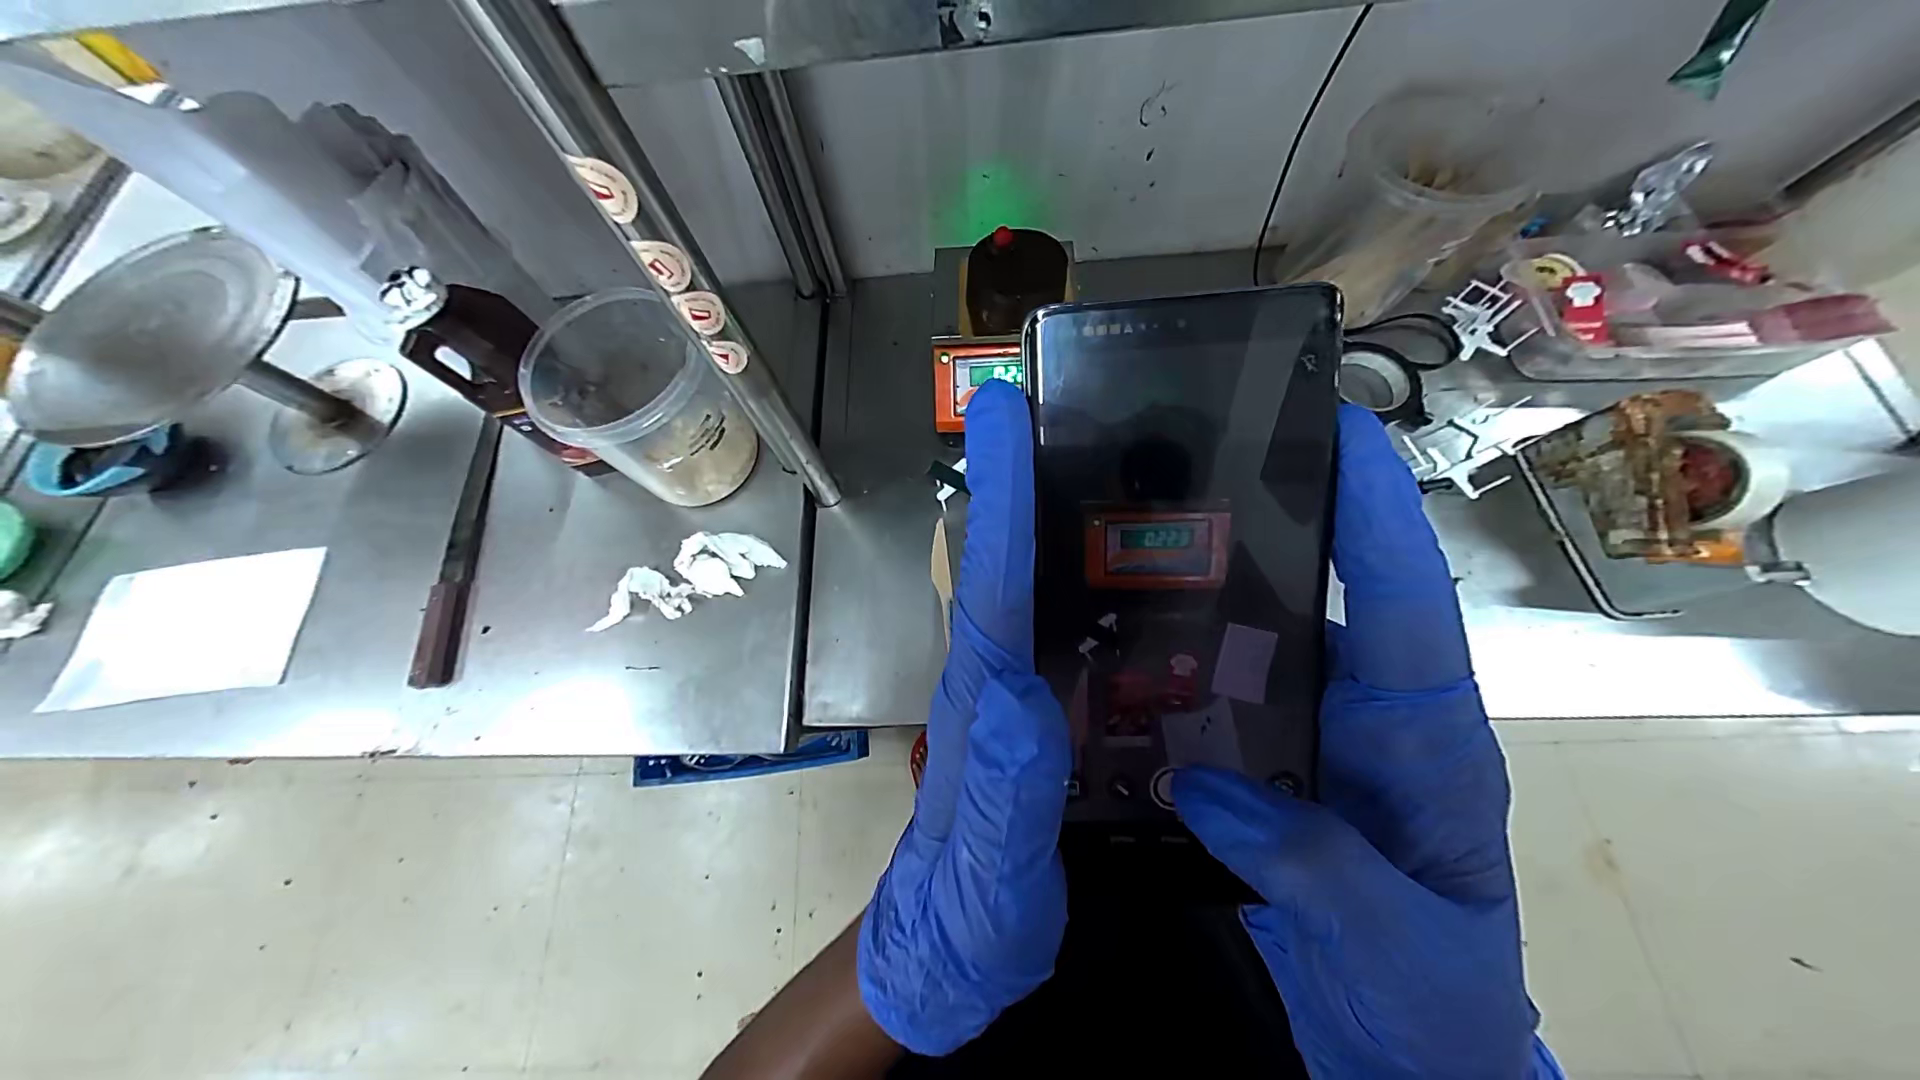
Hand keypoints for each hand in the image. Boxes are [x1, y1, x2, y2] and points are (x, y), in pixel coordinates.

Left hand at [858, 379, 1071, 1055]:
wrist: (950, 949)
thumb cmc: (964, 915)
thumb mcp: (989, 869)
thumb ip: (1002, 790)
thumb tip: (1017, 694)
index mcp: (984, 699)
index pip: (992, 580)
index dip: (1003, 495)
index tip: (1006, 413)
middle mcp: (999, 678)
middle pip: (1015, 563)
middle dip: (1036, 481)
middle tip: (1076, 408)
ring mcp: (1021, 692)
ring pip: (1041, 589)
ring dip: (1067, 523)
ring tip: (1125, 463)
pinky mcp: (1043, 715)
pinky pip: (1070, 635)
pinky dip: (1093, 591)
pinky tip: (1143, 576)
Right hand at [1172, 405, 1560, 1079]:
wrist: (1401, 1051)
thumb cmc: (1434, 1000)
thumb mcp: (1399, 943)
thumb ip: (1316, 866)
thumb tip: (1208, 788)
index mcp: (1422, 736)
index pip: (1406, 601)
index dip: (1377, 512)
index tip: (1340, 431)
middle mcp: (1360, 714)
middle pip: (1316, 598)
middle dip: (1266, 528)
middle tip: (1189, 472)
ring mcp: (1303, 737)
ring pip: (1252, 643)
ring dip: (1200, 601)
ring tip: (1127, 554)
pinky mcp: (1259, 766)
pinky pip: (1211, 699)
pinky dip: (1170, 676)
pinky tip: (1114, 663)